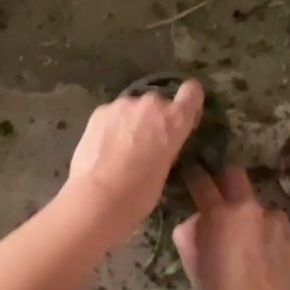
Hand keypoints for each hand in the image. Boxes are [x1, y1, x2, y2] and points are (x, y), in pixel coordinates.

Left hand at [60, 80, 203, 241]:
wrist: (97, 197)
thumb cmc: (139, 193)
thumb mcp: (165, 170)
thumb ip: (167, 147)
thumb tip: (160, 144)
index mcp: (174, 120)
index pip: (192, 92)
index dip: (188, 101)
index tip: (183, 115)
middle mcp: (151, 104)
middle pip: (158, 103)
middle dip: (154, 118)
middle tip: (145, 142)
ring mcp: (123, 104)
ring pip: (133, 108)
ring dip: (131, 121)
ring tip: (121, 146)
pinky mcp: (99, 110)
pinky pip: (112, 113)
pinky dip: (111, 125)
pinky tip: (104, 146)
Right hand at [174, 165, 289, 289]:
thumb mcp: (193, 264)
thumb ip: (191, 233)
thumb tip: (197, 220)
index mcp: (219, 214)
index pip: (201, 181)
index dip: (193, 175)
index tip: (190, 176)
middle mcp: (248, 208)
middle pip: (235, 173)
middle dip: (225, 180)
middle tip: (219, 198)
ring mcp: (273, 219)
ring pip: (256, 201)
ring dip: (248, 211)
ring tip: (244, 237)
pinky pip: (273, 221)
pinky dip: (264, 228)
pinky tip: (261, 251)